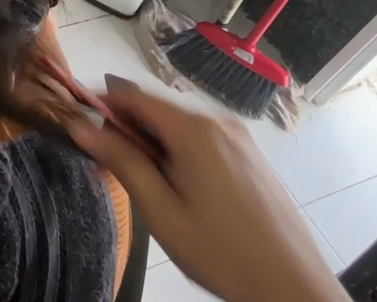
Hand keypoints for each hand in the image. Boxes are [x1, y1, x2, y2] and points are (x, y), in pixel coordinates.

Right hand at [70, 76, 345, 301]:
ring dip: (151, 142)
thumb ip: (122, 162)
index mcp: (193, 129)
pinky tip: (179, 188)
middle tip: (107, 168)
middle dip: (126, 130)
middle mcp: (216, 120)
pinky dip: (179, 150)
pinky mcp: (250, 153)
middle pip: (155, 107)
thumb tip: (80, 127)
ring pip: (178, 124)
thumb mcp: (162, 212)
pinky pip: (201, 137)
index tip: (79, 126)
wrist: (296, 291)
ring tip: (144, 185)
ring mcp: (238, 135)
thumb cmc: (223, 253)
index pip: (131, 93)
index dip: (101, 103)